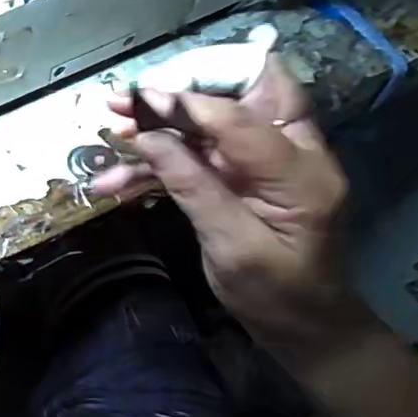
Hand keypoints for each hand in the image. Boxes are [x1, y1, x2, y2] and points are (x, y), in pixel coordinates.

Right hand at [92, 56, 367, 359]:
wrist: (303, 325)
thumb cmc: (277, 296)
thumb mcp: (233, 248)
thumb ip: (194, 187)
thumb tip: (148, 137)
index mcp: (301, 172)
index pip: (243, 117)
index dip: (188, 102)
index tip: (140, 98)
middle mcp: (291, 151)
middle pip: (239, 93)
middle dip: (180, 91)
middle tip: (127, 101)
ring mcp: (265, 161)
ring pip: (210, 124)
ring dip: (161, 128)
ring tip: (113, 133)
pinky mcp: (243, 174)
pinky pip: (199, 155)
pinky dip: (160, 163)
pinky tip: (118, 181)